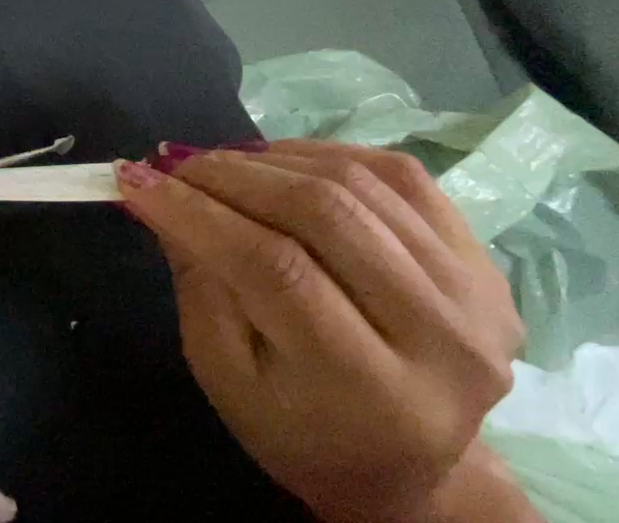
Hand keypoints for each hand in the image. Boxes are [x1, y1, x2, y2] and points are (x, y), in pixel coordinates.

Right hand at [116, 140, 530, 522]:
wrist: (402, 463)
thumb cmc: (291, 425)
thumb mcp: (221, 372)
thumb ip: (195, 282)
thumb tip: (157, 192)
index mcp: (372, 388)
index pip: (275, 269)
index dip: (195, 213)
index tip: (132, 179)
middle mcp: (446, 338)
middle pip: (325, 213)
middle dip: (228, 175)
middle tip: (169, 165)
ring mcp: (479, 293)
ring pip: (357, 182)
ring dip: (268, 159)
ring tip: (214, 167)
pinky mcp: (486, 261)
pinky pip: (397, 173)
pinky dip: (321, 154)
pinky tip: (275, 166)